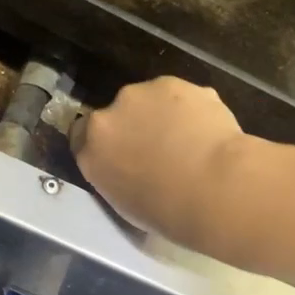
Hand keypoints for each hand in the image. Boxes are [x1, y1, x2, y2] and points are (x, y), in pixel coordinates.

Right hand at [74, 76, 251, 242]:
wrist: (212, 186)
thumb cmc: (166, 211)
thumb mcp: (124, 203)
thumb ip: (116, 176)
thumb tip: (129, 170)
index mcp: (92, 148)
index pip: (82, 137)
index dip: (104, 145)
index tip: (122, 157)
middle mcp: (110, 114)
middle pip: (117, 115)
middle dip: (134, 127)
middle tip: (160, 152)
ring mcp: (143, 94)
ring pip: (149, 101)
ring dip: (162, 115)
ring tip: (188, 141)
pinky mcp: (176, 83)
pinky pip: (179, 96)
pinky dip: (189, 109)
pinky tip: (207, 131)